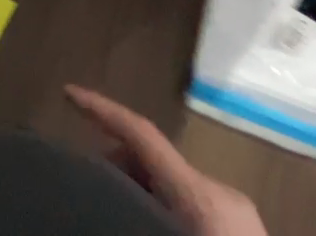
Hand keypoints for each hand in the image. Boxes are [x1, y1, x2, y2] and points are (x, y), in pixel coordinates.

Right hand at [66, 86, 268, 235]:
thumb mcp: (160, 232)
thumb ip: (134, 213)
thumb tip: (96, 204)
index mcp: (200, 195)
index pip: (142, 134)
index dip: (102, 109)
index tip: (68, 93)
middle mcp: (222, 193)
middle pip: (155, 160)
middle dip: (118, 168)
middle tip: (90, 194)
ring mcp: (240, 214)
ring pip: (173, 185)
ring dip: (142, 196)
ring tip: (121, 220)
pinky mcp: (247, 232)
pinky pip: (193, 207)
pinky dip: (166, 212)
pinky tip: (152, 230)